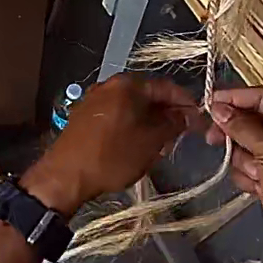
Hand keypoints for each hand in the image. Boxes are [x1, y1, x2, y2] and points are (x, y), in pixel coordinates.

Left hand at [22, 74, 202, 211]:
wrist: (64, 177)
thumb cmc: (112, 156)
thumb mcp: (151, 142)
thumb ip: (173, 124)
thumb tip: (187, 115)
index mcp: (127, 85)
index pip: (167, 87)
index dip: (186, 103)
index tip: (198, 119)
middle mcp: (109, 86)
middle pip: (148, 96)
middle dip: (167, 114)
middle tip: (180, 135)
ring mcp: (94, 101)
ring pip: (132, 107)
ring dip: (150, 123)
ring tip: (161, 145)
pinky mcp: (84, 117)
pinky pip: (117, 116)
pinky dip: (132, 127)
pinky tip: (138, 146)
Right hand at [205, 86, 262, 248]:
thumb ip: (243, 127)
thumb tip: (219, 108)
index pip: (262, 98)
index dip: (235, 97)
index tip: (209, 100)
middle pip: (251, 121)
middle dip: (233, 131)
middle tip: (212, 137)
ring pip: (245, 146)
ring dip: (244, 160)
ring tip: (256, 174)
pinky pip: (247, 166)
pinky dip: (248, 175)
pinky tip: (258, 187)